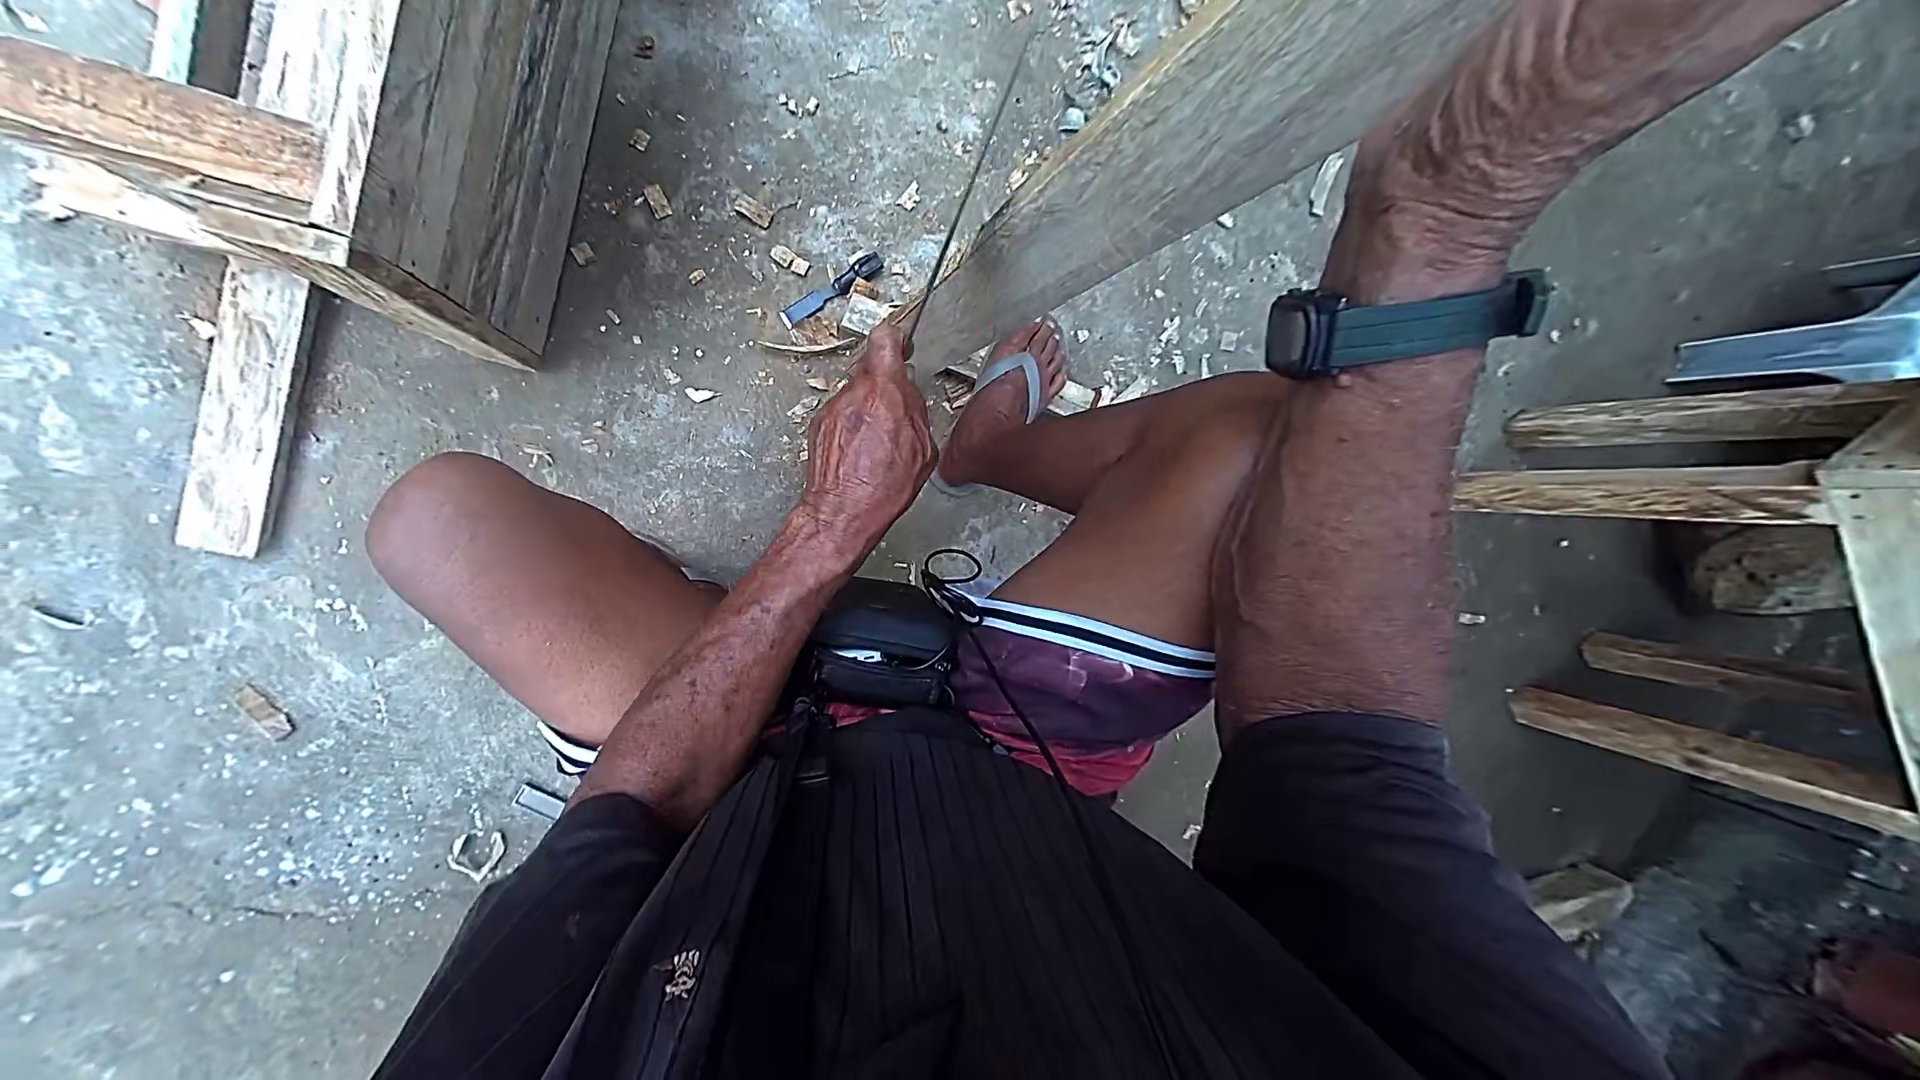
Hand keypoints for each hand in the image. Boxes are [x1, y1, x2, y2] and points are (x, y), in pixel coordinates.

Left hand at [795, 323, 935, 553]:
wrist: (844, 511)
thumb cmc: (882, 487)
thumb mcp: (923, 450)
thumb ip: (916, 412)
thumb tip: (910, 397)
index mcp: (885, 393)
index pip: (885, 340)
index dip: (895, 340)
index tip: (901, 346)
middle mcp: (854, 394)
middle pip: (870, 368)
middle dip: (885, 384)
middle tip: (895, 407)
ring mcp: (833, 408)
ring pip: (855, 392)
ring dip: (867, 407)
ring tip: (877, 439)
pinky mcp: (819, 423)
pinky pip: (842, 412)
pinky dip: (852, 424)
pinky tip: (861, 449)